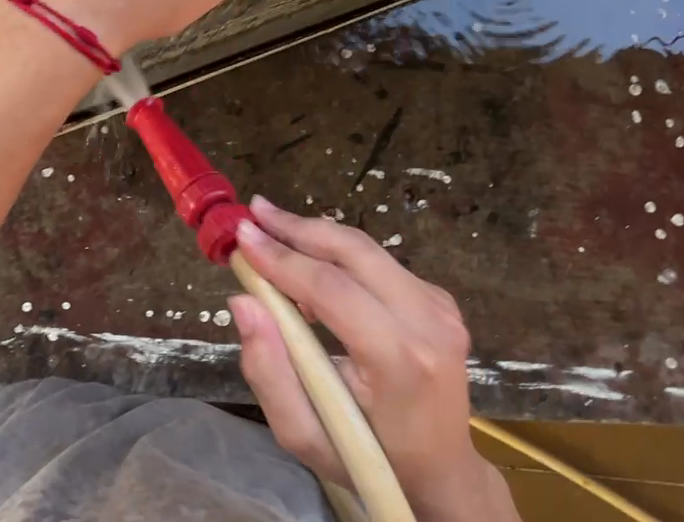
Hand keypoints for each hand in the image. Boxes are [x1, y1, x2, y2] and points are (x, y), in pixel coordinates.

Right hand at [229, 198, 517, 521]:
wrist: (442, 470)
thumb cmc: (369, 457)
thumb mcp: (305, 436)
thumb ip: (269, 373)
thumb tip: (243, 301)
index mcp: (401, 360)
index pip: (332, 288)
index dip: (281, 257)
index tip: (240, 236)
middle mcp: (428, 322)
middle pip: (353, 251)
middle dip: (296, 228)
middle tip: (253, 213)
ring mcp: (440, 307)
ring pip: (365, 249)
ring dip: (314, 234)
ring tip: (270, 227)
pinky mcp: (439, 300)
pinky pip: (378, 262)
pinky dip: (336, 254)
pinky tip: (306, 261)